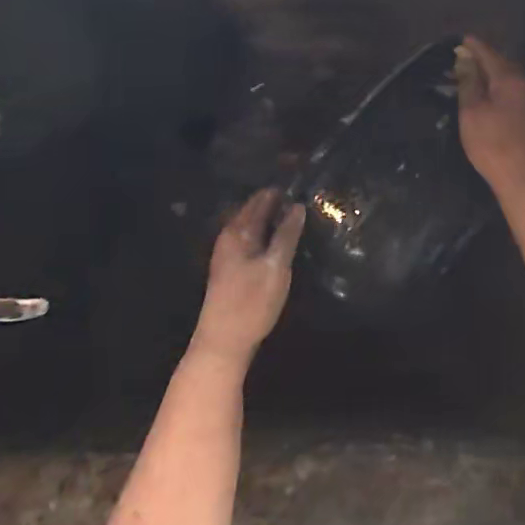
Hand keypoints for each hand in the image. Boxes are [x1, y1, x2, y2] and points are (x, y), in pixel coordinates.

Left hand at [190, 188, 304, 365]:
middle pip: (253, 210)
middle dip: (274, 202)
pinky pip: (250, 239)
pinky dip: (264, 234)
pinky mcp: (231, 269)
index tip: (301, 183)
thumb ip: (286, 235)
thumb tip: (298, 206)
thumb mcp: (276, 267)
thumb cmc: (251, 302)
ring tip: (295, 216)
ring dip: (270, 218)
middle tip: (301, 197)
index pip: (260, 200)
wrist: (223, 341)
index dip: (280, 191)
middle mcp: (229, 236)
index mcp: (238, 231)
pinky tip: (278, 240)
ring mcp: (228, 253)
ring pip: (251, 226)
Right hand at [455, 35, 524, 194]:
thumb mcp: (472, 110)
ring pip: (506, 77)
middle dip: (482, 57)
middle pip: (501, 63)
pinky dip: (494, 85)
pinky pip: (508, 89)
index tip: (460, 39)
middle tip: (461, 56)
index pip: (489, 54)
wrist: (523, 176)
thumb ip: (469, 81)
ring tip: (468, 72)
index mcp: (509, 78)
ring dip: (488, 72)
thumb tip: (465, 57)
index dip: (473, 46)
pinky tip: (483, 92)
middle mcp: (523, 84)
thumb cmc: (492, 142)